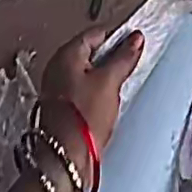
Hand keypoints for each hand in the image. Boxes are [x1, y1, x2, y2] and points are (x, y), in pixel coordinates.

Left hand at [39, 24, 143, 157]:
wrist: (65, 158)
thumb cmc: (84, 118)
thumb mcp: (110, 82)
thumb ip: (124, 57)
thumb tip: (135, 39)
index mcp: (66, 53)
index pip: (96, 33)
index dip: (117, 38)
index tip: (133, 45)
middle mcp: (57, 66)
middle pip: (90, 52)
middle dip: (109, 60)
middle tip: (125, 70)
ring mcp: (56, 87)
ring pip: (86, 72)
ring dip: (102, 78)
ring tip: (114, 92)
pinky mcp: (60, 106)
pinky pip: (81, 90)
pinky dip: (94, 94)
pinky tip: (103, 106)